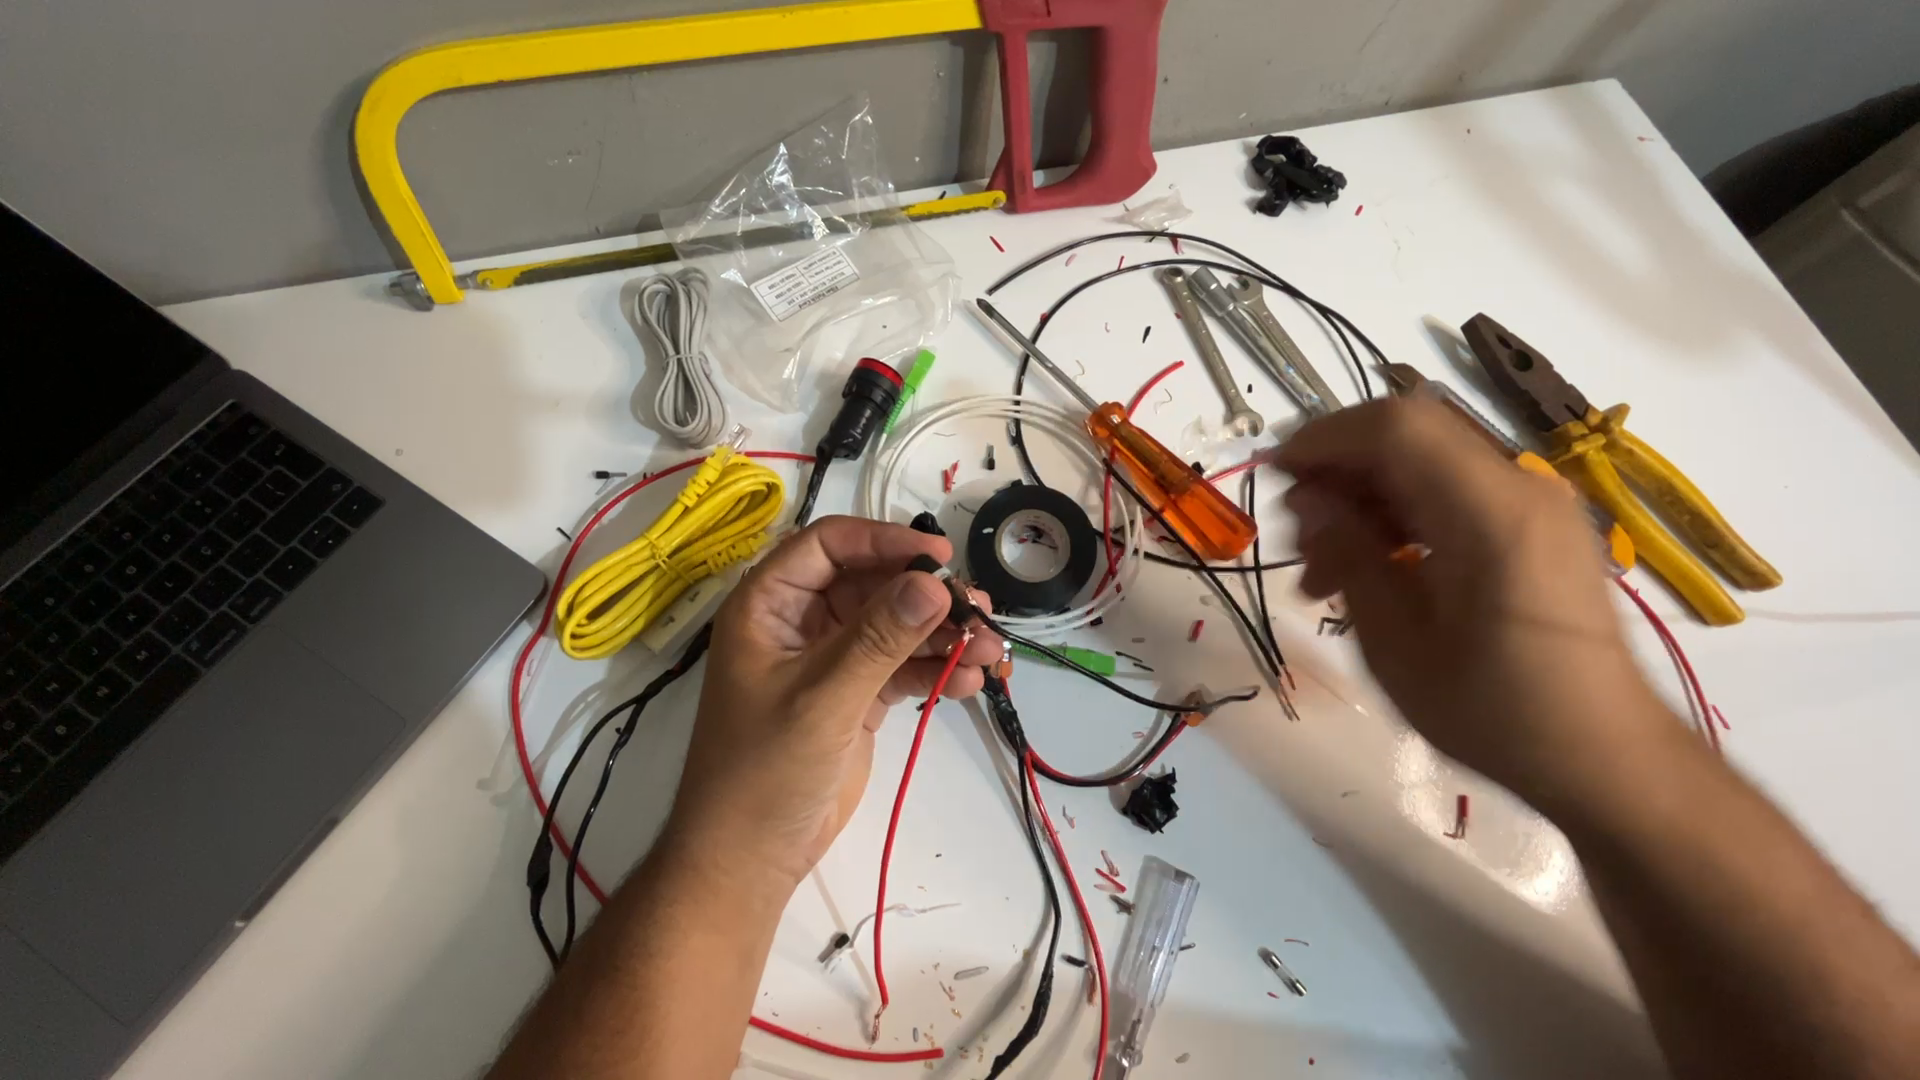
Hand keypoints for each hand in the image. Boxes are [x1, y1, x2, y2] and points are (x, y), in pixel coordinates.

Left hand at [666, 517, 1002, 889]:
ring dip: (943, 635)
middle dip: (927, 597)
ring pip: (895, 626)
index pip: (829, 546)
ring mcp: (832, 659)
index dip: (884, 540)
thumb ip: (880, 638)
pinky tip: (970, 682)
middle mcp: (802, 621)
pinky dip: (935, 670)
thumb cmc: (766, 770)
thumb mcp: (823, 697)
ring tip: (990, 651)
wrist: (751, 857)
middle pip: (874, 584)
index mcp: (771, 605)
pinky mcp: (856, 694)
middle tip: (979, 609)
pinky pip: (902, 666)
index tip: (939, 556)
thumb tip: (934, 583)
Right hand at [1275, 397, 1668, 807]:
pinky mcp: (1535, 526)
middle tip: (1298, 535)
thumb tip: (1309, 500)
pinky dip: (1399, 515)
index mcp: (1491, 514)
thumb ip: (1349, 556)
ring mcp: (1534, 504)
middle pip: (1409, 436)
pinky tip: (1371, 569)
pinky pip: (1451, 492)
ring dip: (1363, 499)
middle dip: (1338, 471)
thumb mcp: (1395, 644)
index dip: (1324, 440)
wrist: (1605, 757)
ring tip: (1324, 570)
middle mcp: (1521, 489)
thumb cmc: (1494, 711)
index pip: (1395, 429)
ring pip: (1424, 463)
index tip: (1275, 478)